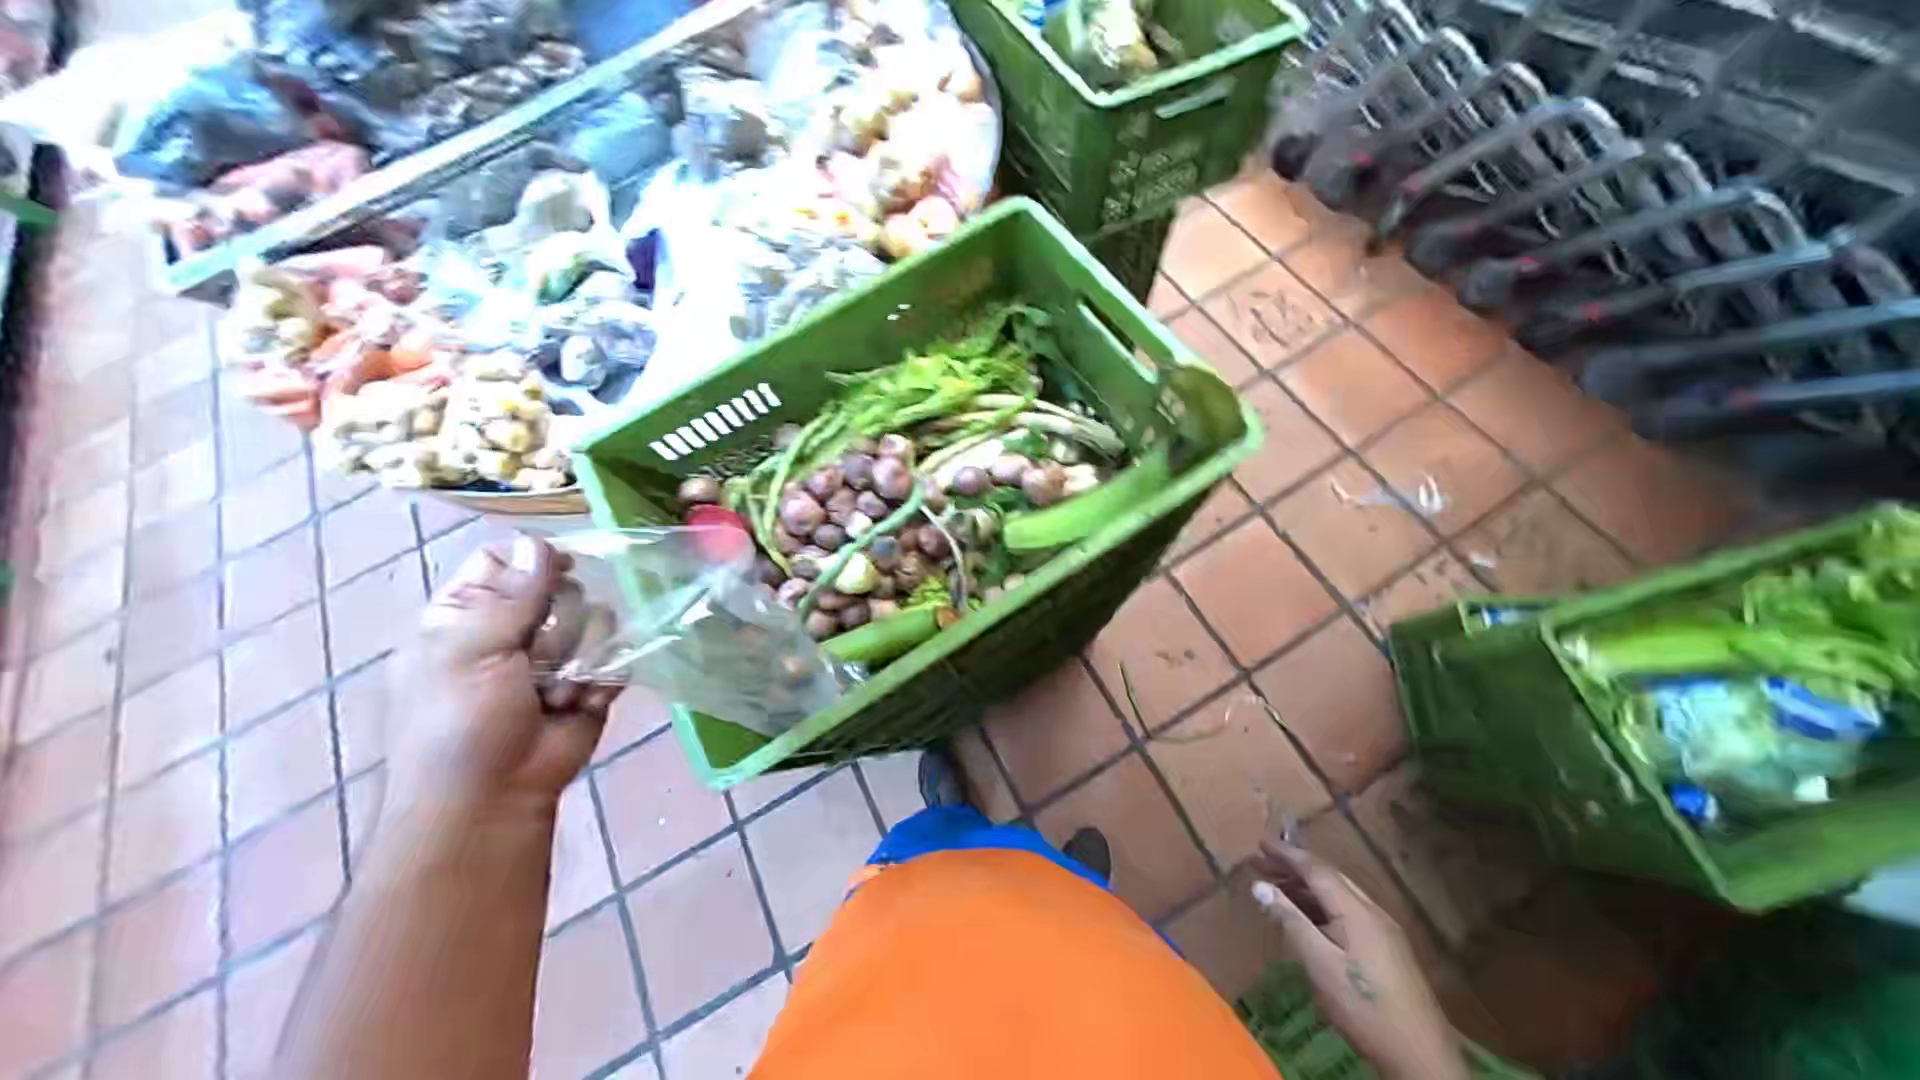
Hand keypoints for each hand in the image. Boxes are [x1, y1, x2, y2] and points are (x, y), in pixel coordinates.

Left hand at [389, 536, 620, 825]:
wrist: (492, 798)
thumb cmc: (459, 724)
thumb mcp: (469, 650)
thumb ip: (512, 595)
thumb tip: (539, 540)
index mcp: (468, 615)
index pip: (505, 562)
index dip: (533, 561)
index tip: (557, 570)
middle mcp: (516, 629)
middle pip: (561, 588)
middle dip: (557, 622)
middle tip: (533, 656)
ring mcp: (560, 656)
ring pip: (596, 619)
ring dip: (578, 657)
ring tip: (554, 694)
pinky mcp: (594, 682)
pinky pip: (617, 656)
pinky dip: (600, 681)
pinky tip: (578, 704)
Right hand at [1250, 841, 1466, 1079]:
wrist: (1422, 1059)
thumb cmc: (1364, 1007)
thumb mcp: (1319, 964)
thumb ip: (1290, 921)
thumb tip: (1259, 885)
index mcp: (1357, 911)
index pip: (1317, 870)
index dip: (1287, 854)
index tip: (1260, 843)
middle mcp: (1373, 913)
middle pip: (1330, 878)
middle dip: (1294, 867)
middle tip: (1262, 863)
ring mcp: (1385, 932)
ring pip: (1340, 896)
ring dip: (1307, 887)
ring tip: (1276, 888)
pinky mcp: (1388, 951)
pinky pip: (1348, 912)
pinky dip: (1321, 906)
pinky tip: (1307, 918)